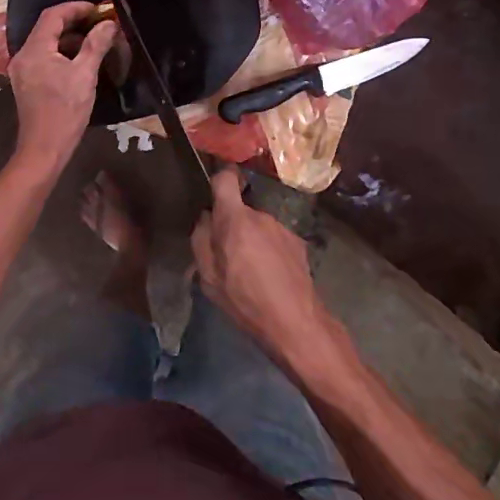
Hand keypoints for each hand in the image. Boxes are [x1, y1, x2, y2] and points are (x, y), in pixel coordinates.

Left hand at [8, 2, 116, 169]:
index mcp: (35, 50)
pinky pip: (44, 57)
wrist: (44, 148)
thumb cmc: (65, 110)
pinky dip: (62, 52)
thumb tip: (109, 24)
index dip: (76, 8)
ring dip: (69, 37)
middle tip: (100, 23)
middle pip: (47, 27)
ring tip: (95, 40)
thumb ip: (96, 45)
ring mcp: (23, 70)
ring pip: (46, 43)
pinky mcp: (27, 82)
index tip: (98, 10)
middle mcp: (23, 55)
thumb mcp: (85, 75)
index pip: (53, 16)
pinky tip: (81, 59)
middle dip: (74, 21)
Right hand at [193, 168, 334, 360]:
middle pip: (241, 208)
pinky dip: (269, 250)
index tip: (213, 190)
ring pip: (258, 225)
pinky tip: (270, 276)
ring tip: (251, 271)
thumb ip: (201, 240)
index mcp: (235, 218)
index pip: (226, 178)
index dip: (218, 179)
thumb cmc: (244, 300)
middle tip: (228, 253)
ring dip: (252, 239)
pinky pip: (274, 238)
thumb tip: (205, 217)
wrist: (295, 322)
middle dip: (233, 224)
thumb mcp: (208, 276)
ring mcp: (282, 227)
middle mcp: (261, 215)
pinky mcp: (298, 242)